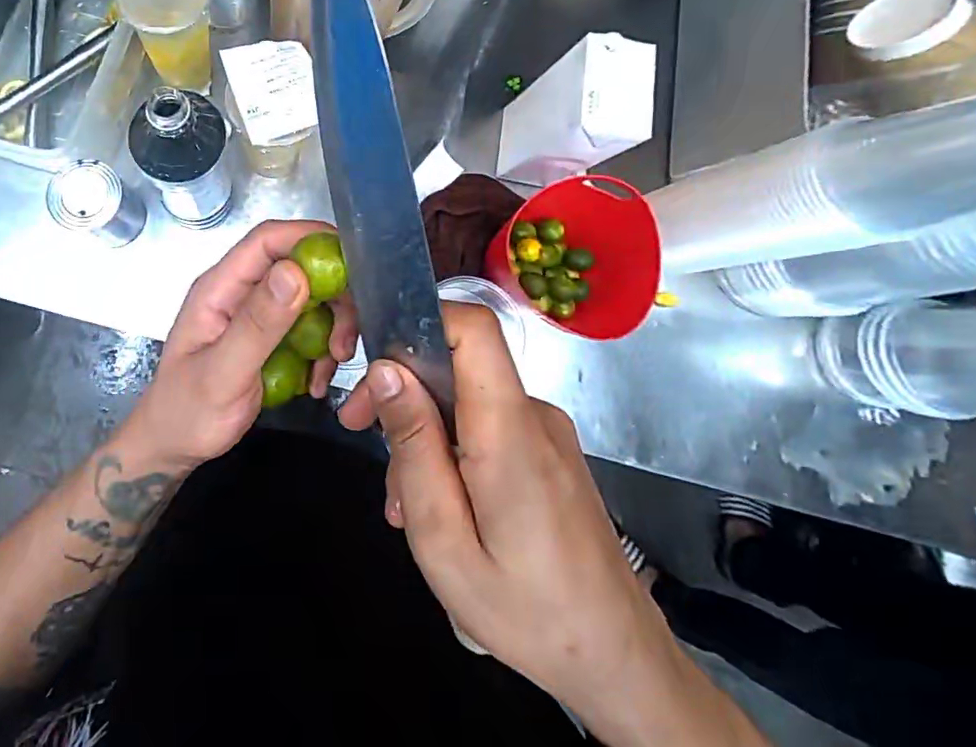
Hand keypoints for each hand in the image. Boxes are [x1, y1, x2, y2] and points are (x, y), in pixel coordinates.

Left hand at [124, 221, 357, 469]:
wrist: (172, 449)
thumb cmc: (185, 413)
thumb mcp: (223, 372)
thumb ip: (258, 323)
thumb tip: (295, 272)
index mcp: (221, 288)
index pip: (267, 241)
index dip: (310, 238)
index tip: (351, 260)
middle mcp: (241, 294)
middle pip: (300, 268)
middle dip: (332, 297)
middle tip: (345, 339)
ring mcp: (257, 317)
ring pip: (312, 301)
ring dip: (332, 329)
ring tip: (332, 365)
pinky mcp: (271, 340)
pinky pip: (309, 331)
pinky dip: (322, 352)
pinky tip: (318, 381)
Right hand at [338, 304, 764, 746]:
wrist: (616, 655)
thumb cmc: (526, 611)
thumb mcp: (443, 540)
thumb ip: (413, 448)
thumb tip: (386, 370)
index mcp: (509, 429)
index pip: (474, 326)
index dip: (422, 320)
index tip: (375, 366)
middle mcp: (534, 413)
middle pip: (457, 365)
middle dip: (402, 392)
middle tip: (359, 434)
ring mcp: (547, 430)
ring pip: (465, 402)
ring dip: (423, 434)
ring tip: (402, 504)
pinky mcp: (549, 449)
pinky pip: (487, 427)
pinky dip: (452, 451)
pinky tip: (439, 505)